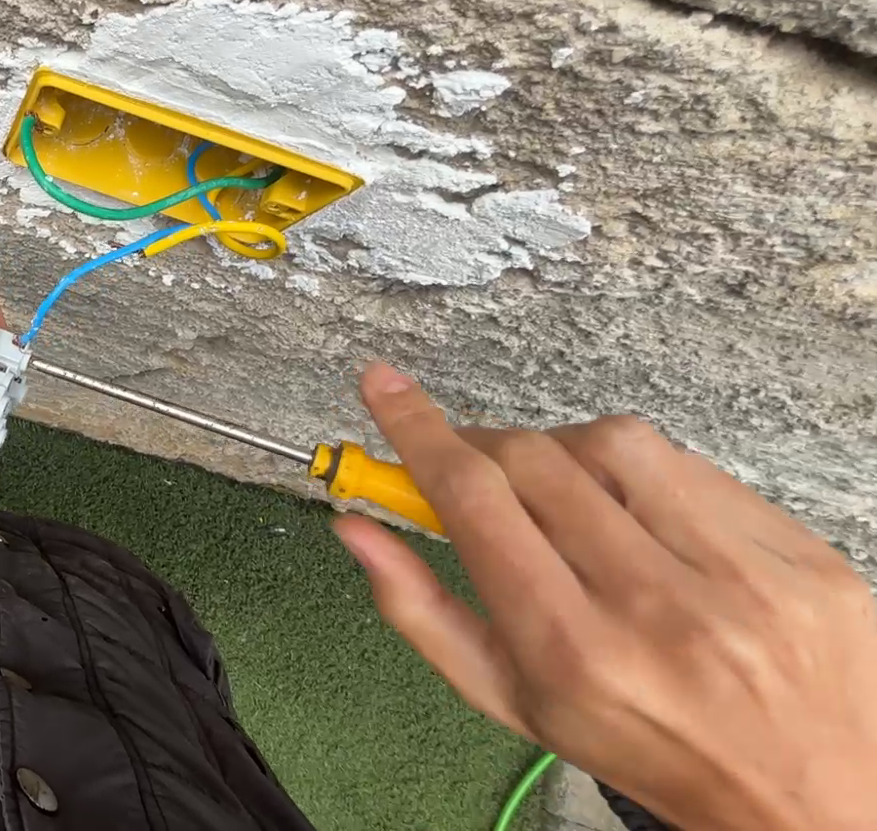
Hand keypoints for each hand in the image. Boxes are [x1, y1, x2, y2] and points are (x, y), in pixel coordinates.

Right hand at [336, 364, 876, 830]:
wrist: (822, 803)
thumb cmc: (630, 741)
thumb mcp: (501, 692)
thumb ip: (415, 607)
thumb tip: (352, 525)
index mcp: (569, 643)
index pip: (474, 498)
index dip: (416, 429)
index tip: (380, 384)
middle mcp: (659, 605)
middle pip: (533, 460)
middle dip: (482, 447)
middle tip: (471, 467)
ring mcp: (747, 577)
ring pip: (610, 443)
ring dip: (558, 451)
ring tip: (560, 493)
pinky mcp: (807, 557)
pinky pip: (687, 465)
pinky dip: (634, 468)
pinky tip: (633, 511)